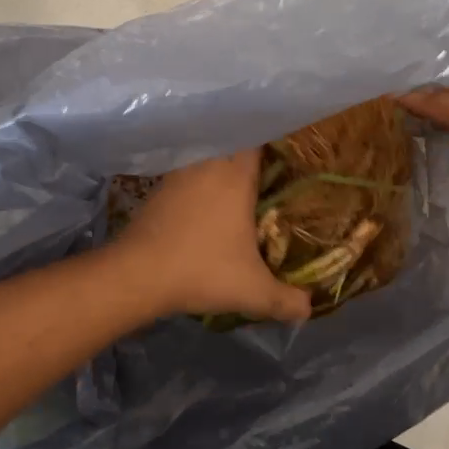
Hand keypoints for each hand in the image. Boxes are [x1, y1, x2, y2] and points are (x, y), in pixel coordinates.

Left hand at [113, 149, 312, 323]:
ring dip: (217, 170)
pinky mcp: (158, 188)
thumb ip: (286, 299)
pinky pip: (186, 176)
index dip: (269, 142)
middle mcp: (208, 164)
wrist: (139, 272)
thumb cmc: (203, 270)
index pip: (256, 140)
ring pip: (206, 160)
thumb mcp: (253, 291)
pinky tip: (201, 208)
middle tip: (262, 175)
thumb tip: (309, 308)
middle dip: (246, 157)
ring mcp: (180, 174)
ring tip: (232, 191)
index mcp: (235, 176)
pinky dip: (196, 185)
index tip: (282, 154)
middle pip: (232, 146)